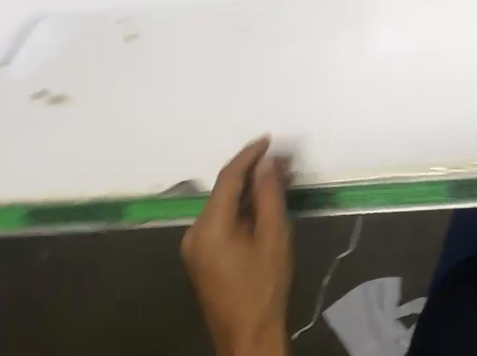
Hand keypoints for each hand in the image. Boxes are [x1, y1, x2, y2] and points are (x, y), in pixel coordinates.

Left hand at [183, 137, 291, 355]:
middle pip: (224, 190)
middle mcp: (195, 232)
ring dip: (249, 190)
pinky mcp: (201, 257)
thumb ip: (269, 193)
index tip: (269, 140)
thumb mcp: (273, 235)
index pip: (228, 177)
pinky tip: (262, 205)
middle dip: (252, 172)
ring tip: (278, 179)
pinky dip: (241, 208)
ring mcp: (195, 246)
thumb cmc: (264, 287)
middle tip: (282, 161)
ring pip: (223, 205)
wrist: (248, 337)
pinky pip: (221, 220)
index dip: (249, 155)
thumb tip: (268, 161)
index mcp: (209, 226)